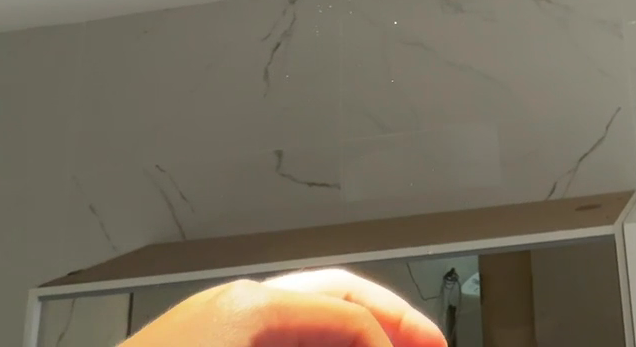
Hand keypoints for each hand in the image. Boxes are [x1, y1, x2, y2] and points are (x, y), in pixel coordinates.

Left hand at [121, 268, 446, 346]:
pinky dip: (318, 341)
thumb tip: (372, 346)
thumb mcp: (253, 341)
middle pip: (333, 293)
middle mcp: (235, 303)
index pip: (342, 308)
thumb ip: (323, 336)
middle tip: (429, 342)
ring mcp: (220, 319)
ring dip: (355, 328)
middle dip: (387, 317)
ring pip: (311, 309)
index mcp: (246, 308)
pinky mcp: (206, 339)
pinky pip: (283, 329)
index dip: (388, 333)